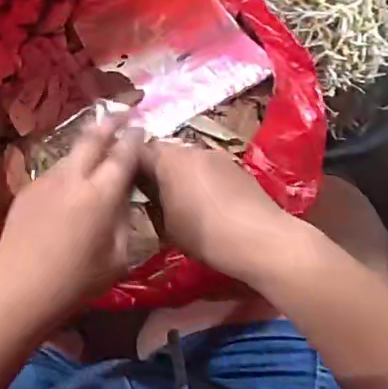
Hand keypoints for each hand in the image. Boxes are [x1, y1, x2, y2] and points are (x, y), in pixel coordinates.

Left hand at [0, 115, 146, 325]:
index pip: (123, 154)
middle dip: (110, 123)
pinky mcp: (28, 189)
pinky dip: (69, 171)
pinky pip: (55, 172)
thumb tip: (123, 198)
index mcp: (101, 194)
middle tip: (121, 114)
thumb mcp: (118, 258)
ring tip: (96, 151)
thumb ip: (124, 220)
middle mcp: (74, 177)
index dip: (134, 138)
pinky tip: (70, 188)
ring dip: (86, 148)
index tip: (141, 129)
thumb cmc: (76, 281)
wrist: (18, 287)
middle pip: (93, 137)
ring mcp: (47, 180)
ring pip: (71, 154)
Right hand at [141, 140, 299, 282]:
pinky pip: (210, 169)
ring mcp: (218, 156)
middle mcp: (192, 149)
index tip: (125, 185)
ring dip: (182, 175)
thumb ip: (153, 203)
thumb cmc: (205, 234)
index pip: (137, 152)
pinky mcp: (238, 167)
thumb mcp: (167, 226)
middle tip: (152, 194)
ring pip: (190, 160)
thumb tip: (150, 195)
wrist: (261, 239)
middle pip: (165, 153)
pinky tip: (209, 204)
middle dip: (157, 170)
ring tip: (182, 201)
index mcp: (168, 159)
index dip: (129, 167)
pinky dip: (204, 181)